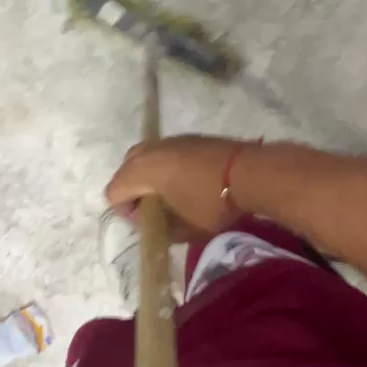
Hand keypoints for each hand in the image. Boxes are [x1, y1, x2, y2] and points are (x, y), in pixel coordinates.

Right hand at [105, 135, 257, 236]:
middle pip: (125, 169)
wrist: (252, 173)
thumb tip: (152, 222)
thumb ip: (161, 228)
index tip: (147, 223)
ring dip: (150, 177)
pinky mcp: (190, 137)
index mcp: (142, 170)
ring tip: (171, 196)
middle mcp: (151, 150)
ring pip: (145, 156)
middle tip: (154, 210)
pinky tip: (187, 182)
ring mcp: (171, 140)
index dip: (125, 211)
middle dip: (133, 190)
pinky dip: (166, 166)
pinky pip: (166, 152)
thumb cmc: (213, 204)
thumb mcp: (185, 229)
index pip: (114, 191)